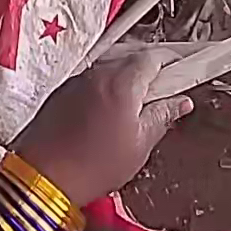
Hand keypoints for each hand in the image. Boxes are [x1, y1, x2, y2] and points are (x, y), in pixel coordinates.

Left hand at [12, 51, 194, 201]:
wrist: (45, 175)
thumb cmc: (91, 165)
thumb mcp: (140, 144)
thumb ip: (162, 116)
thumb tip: (179, 102)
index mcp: (122, 83)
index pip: (154, 57)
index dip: (173, 62)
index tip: (185, 70)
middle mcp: (98, 74)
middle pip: (131, 56)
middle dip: (151, 67)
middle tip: (166, 88)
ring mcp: (78, 80)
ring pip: (111, 65)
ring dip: (128, 76)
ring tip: (139, 103)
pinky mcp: (64, 90)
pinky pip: (93, 78)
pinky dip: (108, 85)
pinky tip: (112, 109)